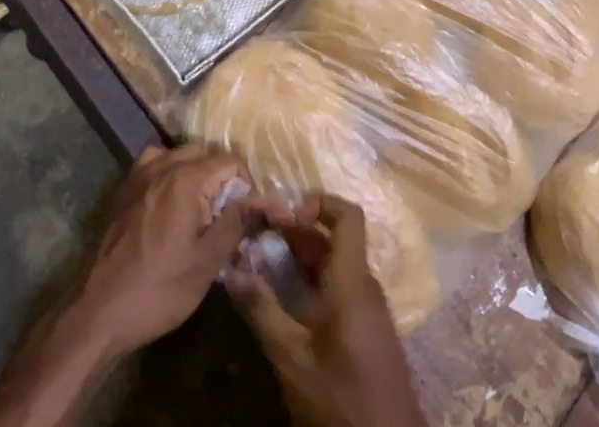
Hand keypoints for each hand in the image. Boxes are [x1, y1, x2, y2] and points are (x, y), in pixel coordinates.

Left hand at [72, 143, 290, 357]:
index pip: (230, 161)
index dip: (247, 186)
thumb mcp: (208, 260)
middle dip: (222, 176)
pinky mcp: (123, 191)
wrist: (100, 310)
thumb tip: (277, 202)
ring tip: (203, 208)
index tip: (248, 218)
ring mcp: (138, 176)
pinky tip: (172, 206)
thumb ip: (240, 222)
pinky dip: (169, 174)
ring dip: (195, 172)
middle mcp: (161, 166)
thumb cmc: (160, 288)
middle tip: (229, 215)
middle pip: (204, 152)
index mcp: (185, 179)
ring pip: (178, 155)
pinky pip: (154, 165)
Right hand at [226, 194, 423, 426]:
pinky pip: (336, 285)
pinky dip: (307, 279)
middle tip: (253, 237)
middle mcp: (363, 284)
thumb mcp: (292, 357)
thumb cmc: (341, 397)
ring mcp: (366, 306)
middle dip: (292, 231)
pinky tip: (279, 297)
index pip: (348, 215)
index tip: (281, 216)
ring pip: (332, 262)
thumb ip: (262, 310)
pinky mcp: (363, 326)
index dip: (317, 202)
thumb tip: (232, 269)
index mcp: (351, 282)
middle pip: (332, 238)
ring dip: (296, 256)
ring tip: (258, 264)